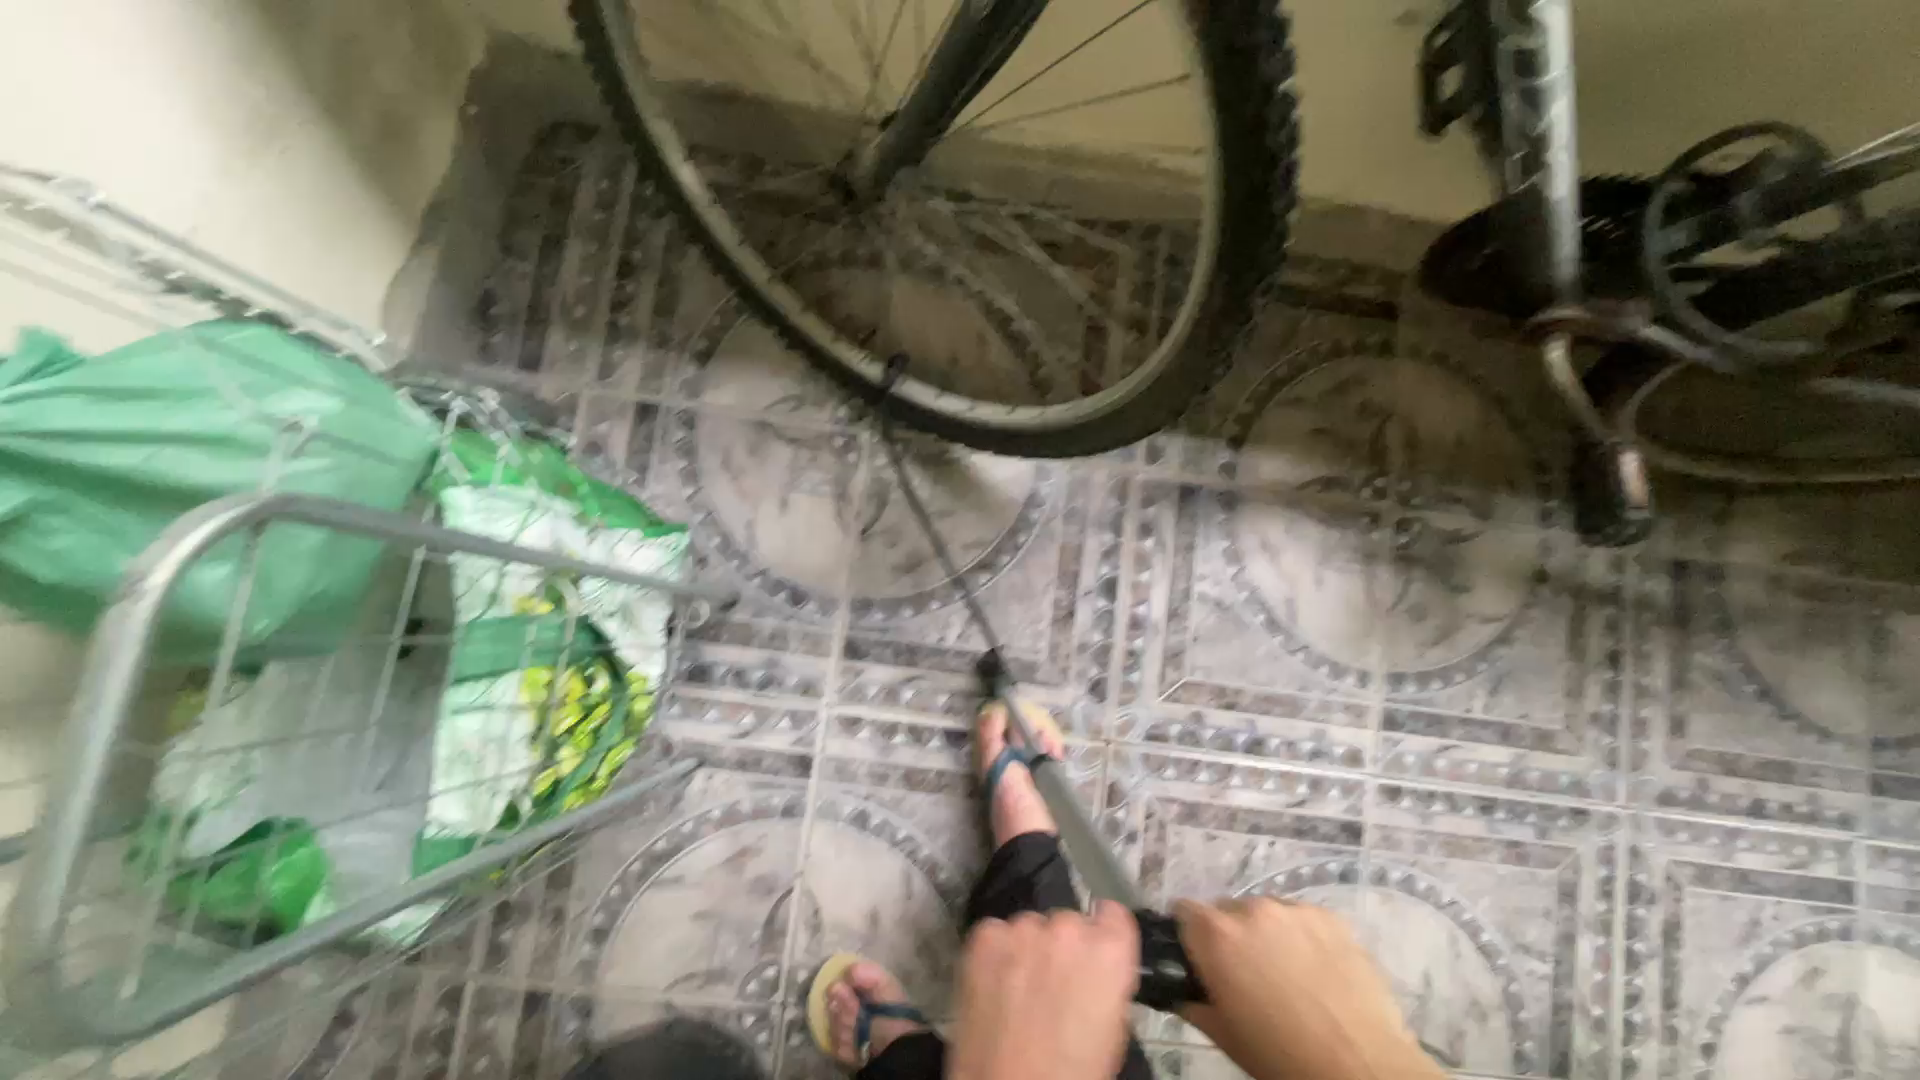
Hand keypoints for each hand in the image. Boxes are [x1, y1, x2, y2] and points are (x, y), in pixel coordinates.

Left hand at [947, 901, 1140, 1079]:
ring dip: (1029, 950)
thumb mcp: (1113, 1029)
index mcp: (1110, 951)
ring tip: (1021, 991)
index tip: (1096, 950)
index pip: (1113, 914)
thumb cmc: (1071, 1072)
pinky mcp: (986, 937)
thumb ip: (1109, 983)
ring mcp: (1023, 929)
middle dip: (1062, 948)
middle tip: (1054, 986)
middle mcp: (1068, 928)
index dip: (1104, 933)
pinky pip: (997, 934)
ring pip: (1031, 928)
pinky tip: (997, 986)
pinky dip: (997, 954)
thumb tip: (1100, 971)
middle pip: (1068, 923)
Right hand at [1174, 898, 1445, 1079]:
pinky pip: (1302, 919)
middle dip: (1230, 936)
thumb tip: (1182, 990)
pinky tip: (1317, 971)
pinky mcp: (1331, 917)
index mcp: (1216, 935)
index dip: (1188, 933)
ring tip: (1288, 973)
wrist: (1362, 1068)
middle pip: (1226, 910)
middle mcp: (1251, 909)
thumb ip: (1192, 1002)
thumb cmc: (1281, 1056)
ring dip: (1267, 934)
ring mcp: (1294, 909)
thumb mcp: (1222, 1035)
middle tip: (1247, 974)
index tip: (1199, 956)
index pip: (1183, 911)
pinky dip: (1302, 937)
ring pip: (1265, 913)